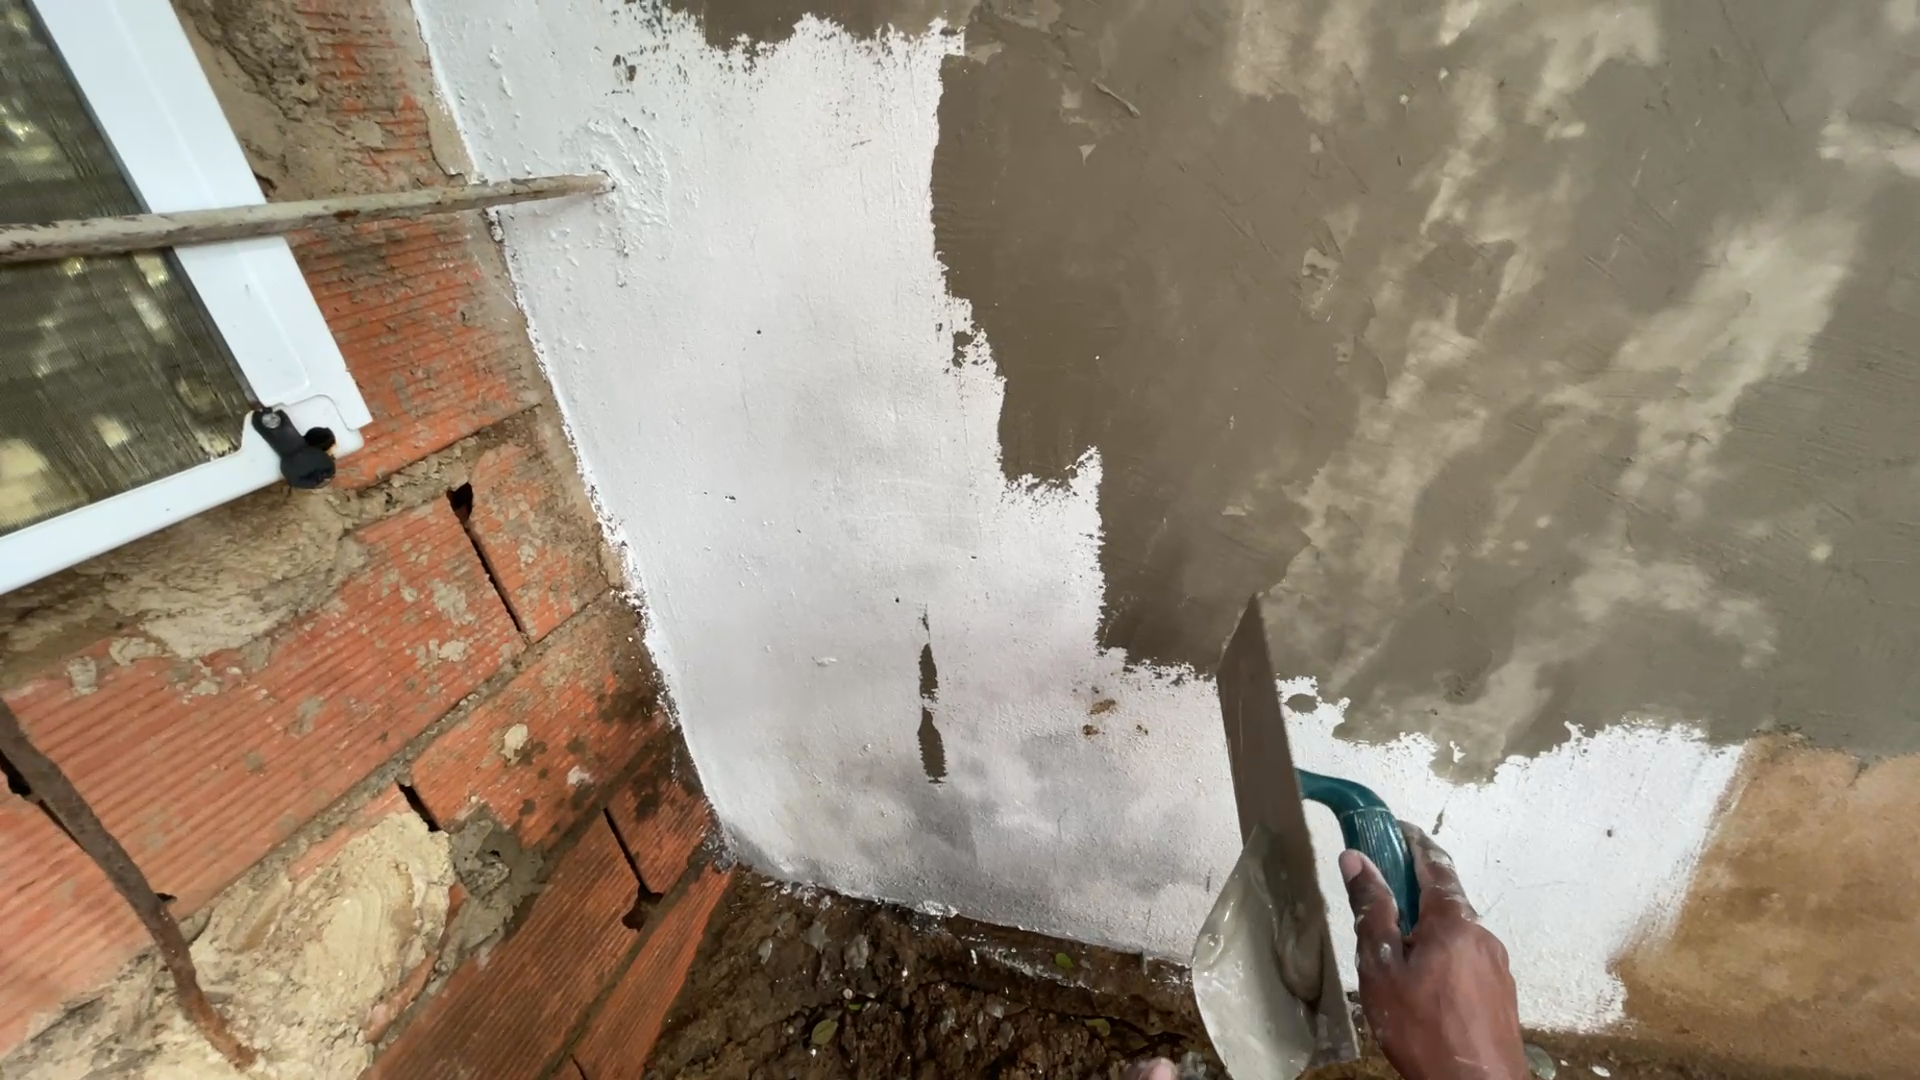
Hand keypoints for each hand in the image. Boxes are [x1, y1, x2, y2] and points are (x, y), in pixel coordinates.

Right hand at [1338, 823, 1528, 1079]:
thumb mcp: (1381, 965)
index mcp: (1454, 924)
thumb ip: (1372, 909)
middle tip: (1378, 897)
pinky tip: (1421, 979)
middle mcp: (1483, 937)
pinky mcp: (1502, 996)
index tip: (1393, 826)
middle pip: (1444, 899)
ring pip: (1455, 931)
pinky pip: (1466, 957)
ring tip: (1393, 948)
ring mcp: (1498, 969)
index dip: (1413, 842)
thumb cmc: (1422, 1027)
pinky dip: (1441, 952)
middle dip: (1412, 890)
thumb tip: (1356, 858)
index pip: (1435, 865)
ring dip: (1425, 925)